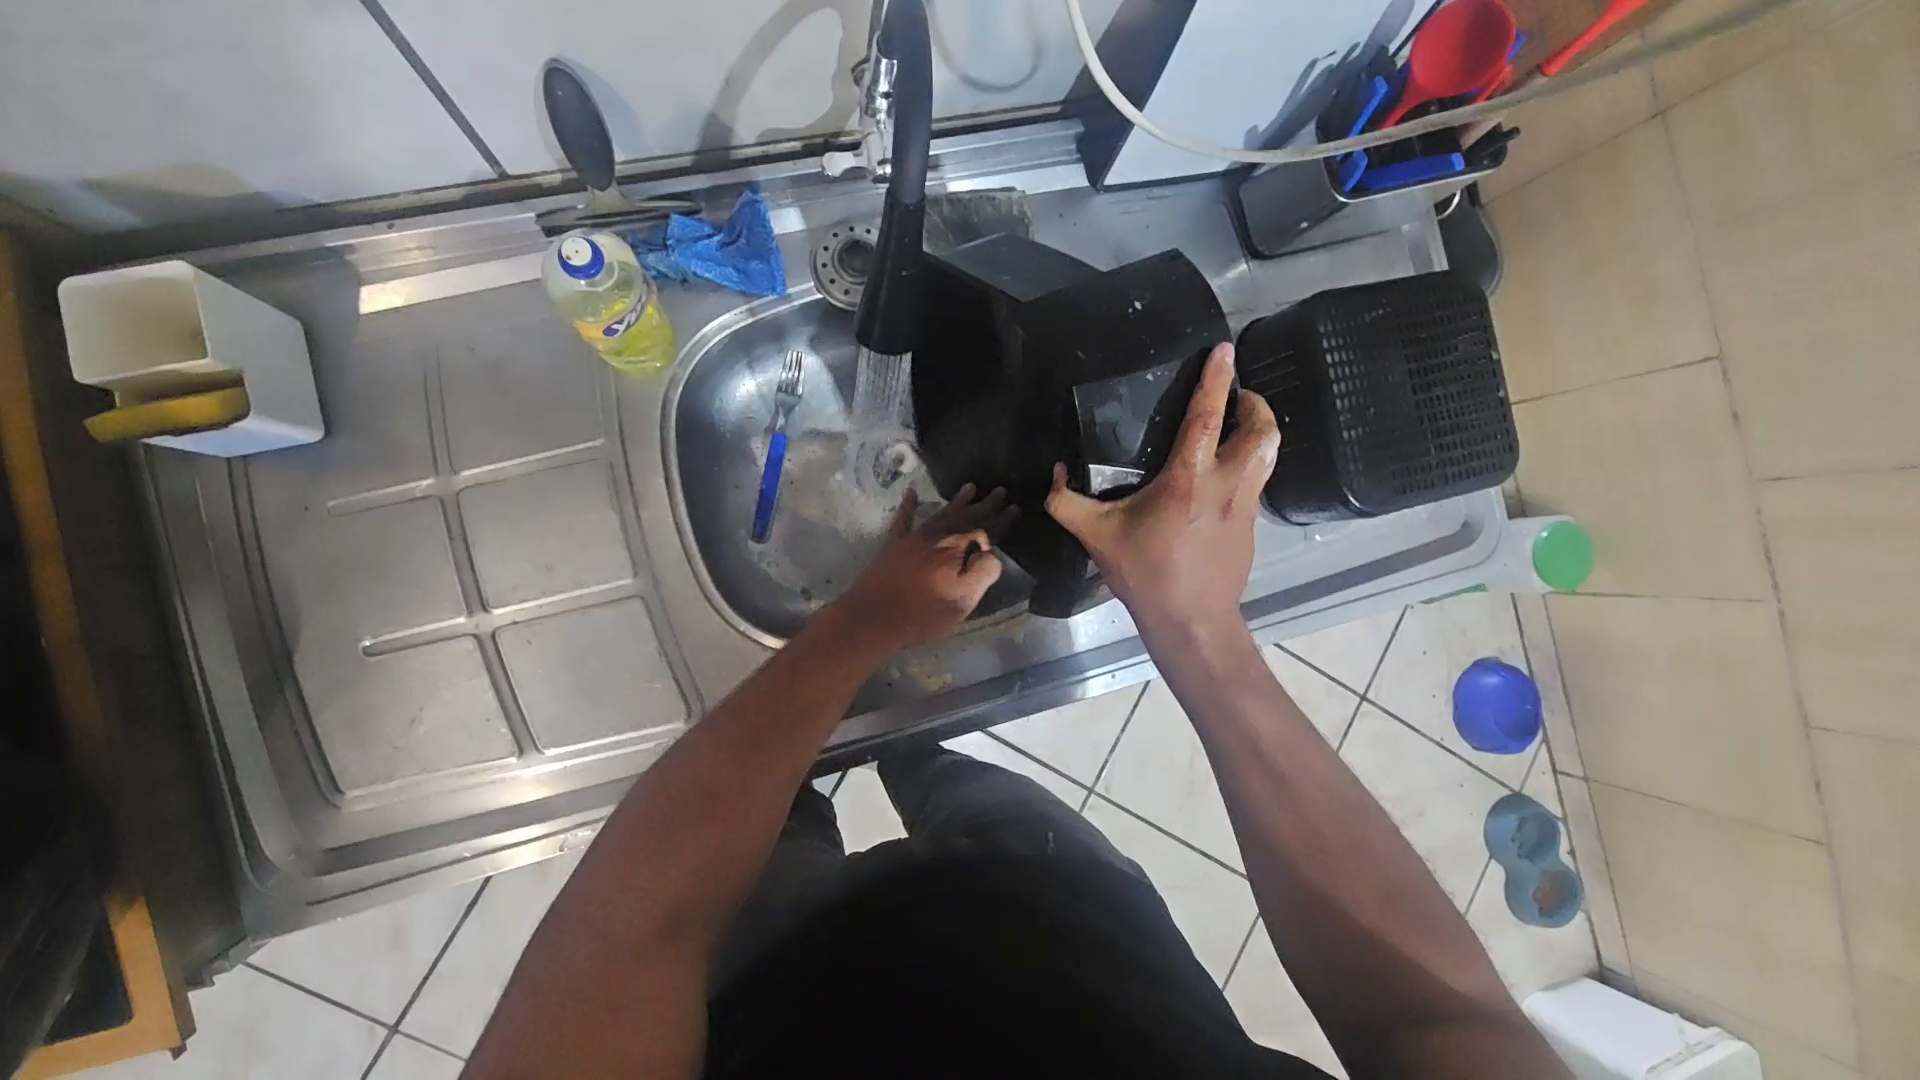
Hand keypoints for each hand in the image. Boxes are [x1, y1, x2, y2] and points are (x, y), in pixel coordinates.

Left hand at [822, 484, 1014, 658]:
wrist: (872, 617)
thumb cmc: (922, 614)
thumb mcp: (963, 600)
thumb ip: (983, 573)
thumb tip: (991, 553)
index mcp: (956, 550)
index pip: (986, 531)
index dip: (1001, 521)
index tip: (1015, 508)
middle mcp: (936, 537)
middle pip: (965, 517)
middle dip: (985, 505)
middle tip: (1000, 491)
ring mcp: (913, 538)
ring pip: (940, 513)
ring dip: (957, 501)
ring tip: (971, 487)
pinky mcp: (893, 545)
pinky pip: (903, 519)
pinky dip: (908, 505)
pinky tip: (911, 492)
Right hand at [1046, 343, 1279, 640]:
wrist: (1191, 620)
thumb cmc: (1145, 574)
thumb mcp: (1096, 536)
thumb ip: (1066, 502)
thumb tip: (1053, 474)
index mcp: (1188, 479)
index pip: (1208, 417)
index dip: (1217, 380)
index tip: (1225, 350)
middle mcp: (1227, 484)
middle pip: (1262, 429)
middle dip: (1255, 403)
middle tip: (1236, 396)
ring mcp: (1246, 504)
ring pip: (1270, 453)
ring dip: (1260, 430)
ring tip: (1237, 426)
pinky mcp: (1252, 524)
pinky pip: (1259, 479)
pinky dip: (1250, 462)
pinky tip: (1225, 474)